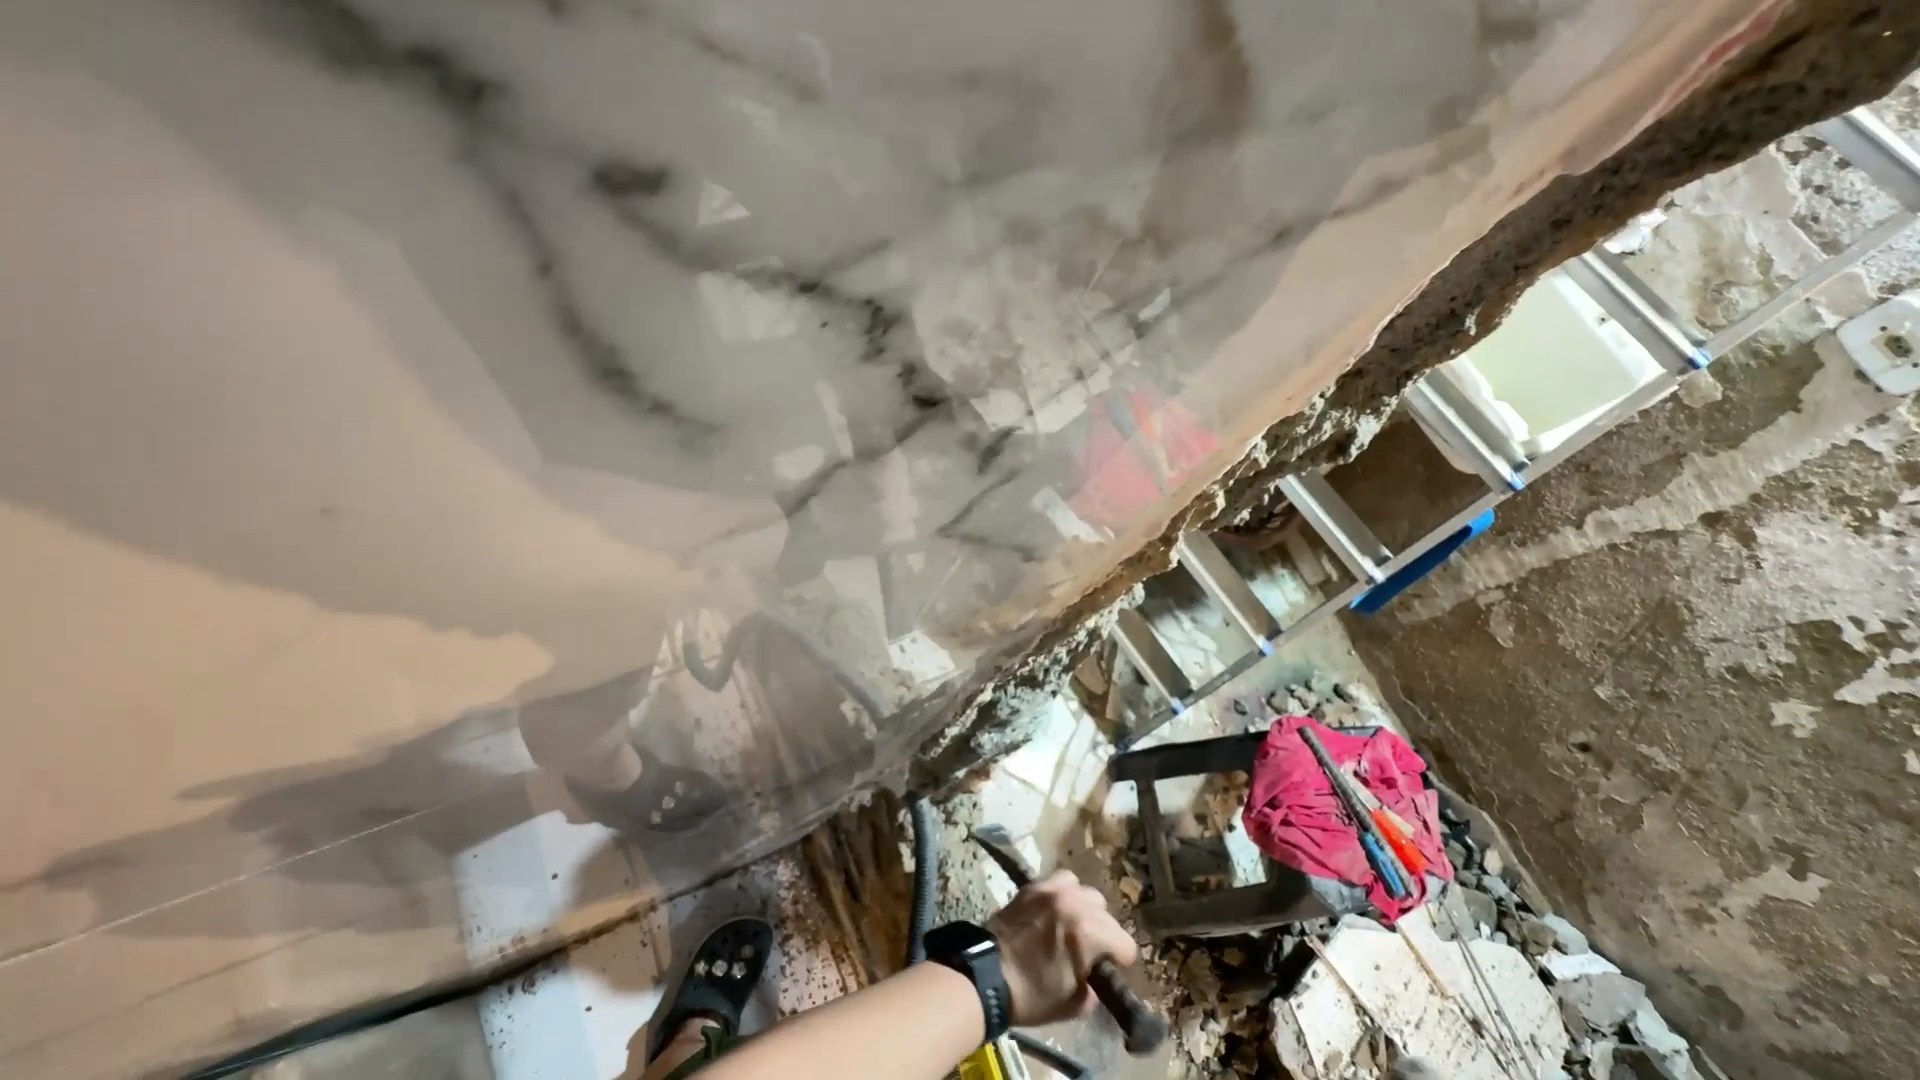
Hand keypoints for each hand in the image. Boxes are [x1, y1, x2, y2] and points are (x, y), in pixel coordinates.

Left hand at [987, 869, 1139, 1026]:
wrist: (986, 976)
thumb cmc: (1032, 995)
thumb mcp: (1074, 1005)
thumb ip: (1095, 988)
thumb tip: (1097, 979)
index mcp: (1089, 933)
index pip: (1125, 945)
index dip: (1119, 962)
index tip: (1107, 971)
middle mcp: (1076, 904)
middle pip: (1107, 916)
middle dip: (1104, 935)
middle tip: (1088, 952)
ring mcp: (1053, 890)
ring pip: (1086, 893)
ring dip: (1086, 910)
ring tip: (1072, 926)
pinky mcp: (1034, 886)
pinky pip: (1062, 881)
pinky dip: (1065, 893)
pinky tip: (1056, 910)